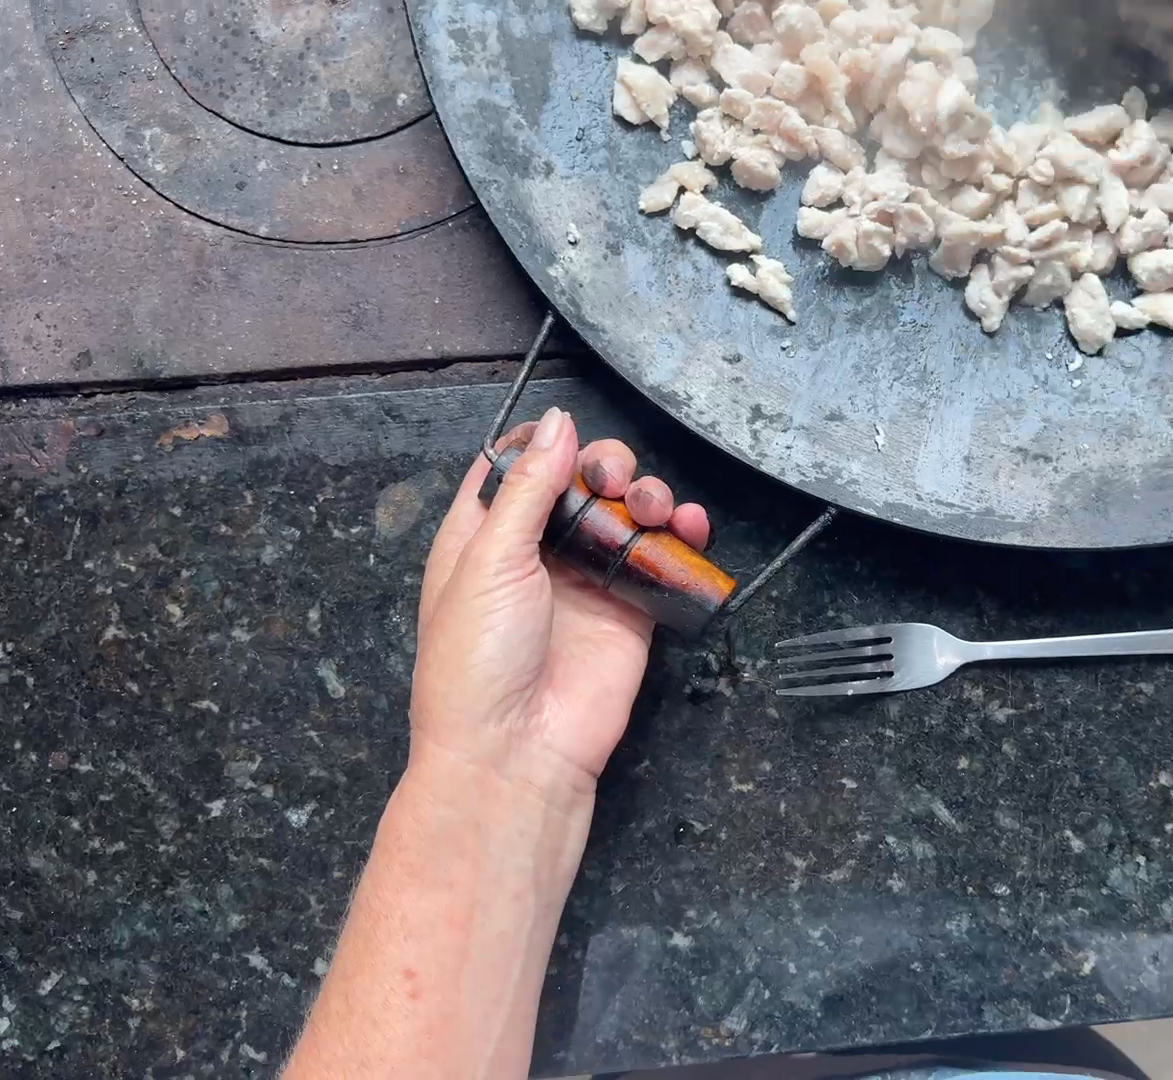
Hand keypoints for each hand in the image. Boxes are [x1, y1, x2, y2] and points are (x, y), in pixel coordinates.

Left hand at [408, 407, 710, 797]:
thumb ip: (529, 488)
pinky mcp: (633, 605)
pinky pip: (662, 557)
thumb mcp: (490, 562)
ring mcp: (591, 576)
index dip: (544, 442)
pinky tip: (691, 525)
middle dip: (606, 465)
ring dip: (648, 494)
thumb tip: (558, 420)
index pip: (516, 465)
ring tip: (655, 506)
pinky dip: (683, 534)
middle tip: (614, 480)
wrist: (521, 749)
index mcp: (487, 533)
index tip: (569, 434)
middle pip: (582, 481)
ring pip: (628, 512)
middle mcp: (540, 549)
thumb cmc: (481, 655)